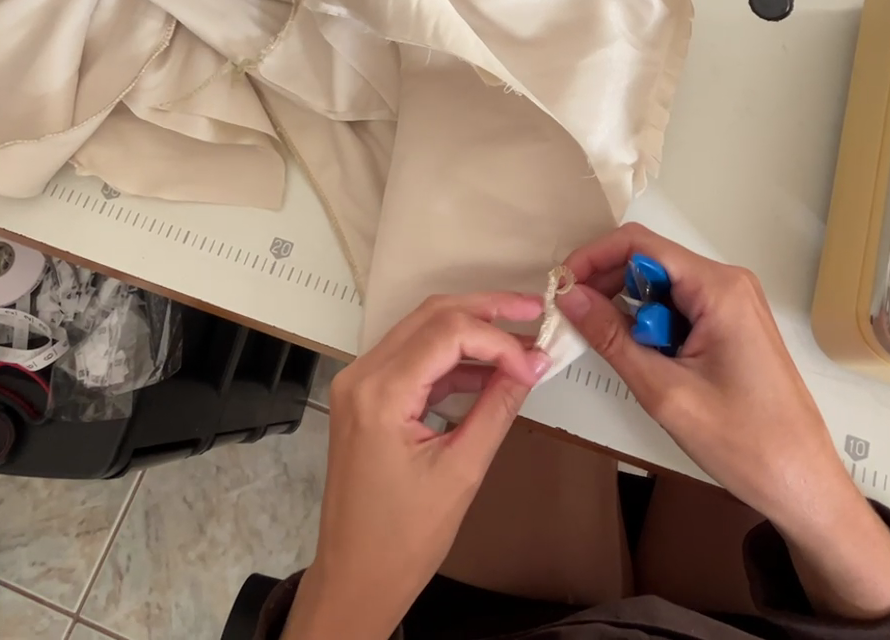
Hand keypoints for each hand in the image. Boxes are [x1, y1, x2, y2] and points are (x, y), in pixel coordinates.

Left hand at [284, 292, 551, 639]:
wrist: (355, 579)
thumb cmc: (402, 539)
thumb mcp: (461, 470)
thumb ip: (497, 407)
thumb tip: (532, 365)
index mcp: (379, 393)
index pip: (448, 333)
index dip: (499, 339)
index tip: (535, 362)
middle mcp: (362, 375)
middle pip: (433, 315)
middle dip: (487, 310)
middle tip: (533, 312)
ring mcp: (361, 382)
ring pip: (423, 329)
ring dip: (472, 329)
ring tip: (520, 338)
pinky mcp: (368, 394)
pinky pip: (415, 357)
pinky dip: (454, 357)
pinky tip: (491, 368)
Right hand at [558, 224, 889, 620]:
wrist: (805, 486)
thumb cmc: (742, 442)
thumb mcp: (664, 391)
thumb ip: (611, 337)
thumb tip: (569, 295)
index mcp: (718, 287)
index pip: (639, 244)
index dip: (593, 257)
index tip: (560, 287)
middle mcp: (728, 282)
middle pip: (649, 261)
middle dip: (606, 285)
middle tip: (572, 321)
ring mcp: (734, 302)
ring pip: (661, 286)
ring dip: (627, 309)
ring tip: (604, 345)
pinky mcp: (733, 324)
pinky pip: (679, 307)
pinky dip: (650, 324)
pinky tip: (641, 357)